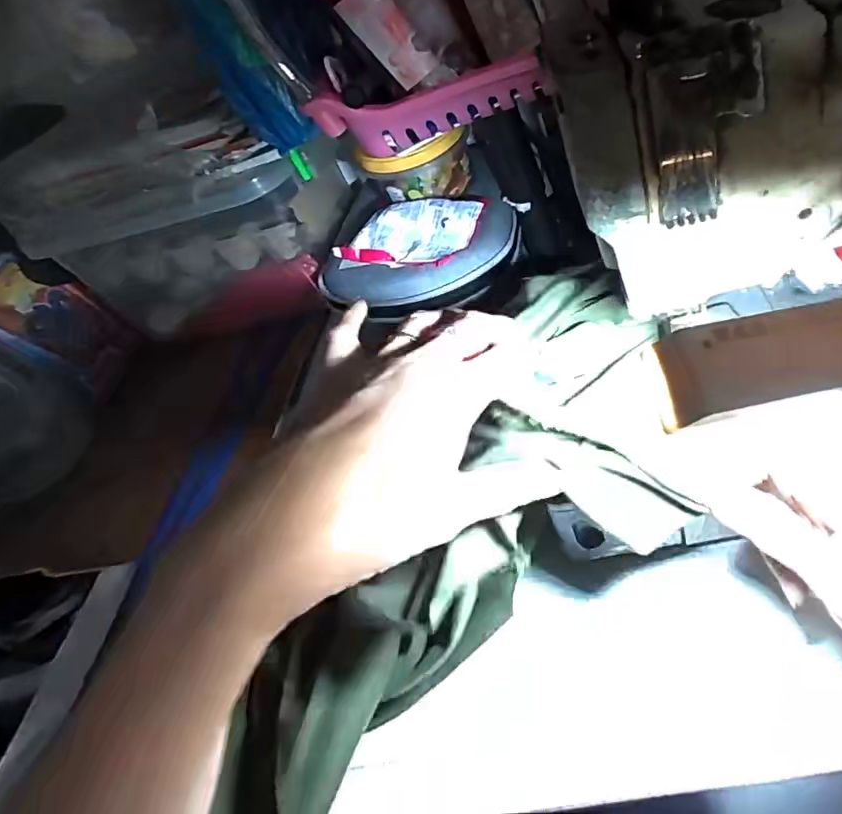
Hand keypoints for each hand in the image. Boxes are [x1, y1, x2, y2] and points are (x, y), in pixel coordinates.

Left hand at [164, 302, 563, 638]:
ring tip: (458, 326)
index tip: (542, 357)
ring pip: (415, 325)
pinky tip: (361, 309)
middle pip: (465, 330)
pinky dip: (355, 319)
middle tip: (510, 337)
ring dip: (442, 322)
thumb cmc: (377, 521)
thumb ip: (512, 485)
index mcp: (455, 391)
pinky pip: (344, 334)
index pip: (504, 359)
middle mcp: (418, 364)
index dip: (527, 356)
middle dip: (493, 329)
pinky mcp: (327, 374)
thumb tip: (563, 474)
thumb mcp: (453, 508)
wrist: (278, 532)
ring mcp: (369, 364)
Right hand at [688, 464, 841, 695]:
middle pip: (782, 486)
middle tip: (776, 573)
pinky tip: (808, 594)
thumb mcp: (828, 574)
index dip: (740, 477)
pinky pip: (811, 539)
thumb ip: (772, 529)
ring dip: (782, 551)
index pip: (775, 456)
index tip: (715, 510)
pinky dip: (800, 563)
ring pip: (793, 516)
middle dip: (764, 523)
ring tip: (797, 595)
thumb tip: (719, 493)